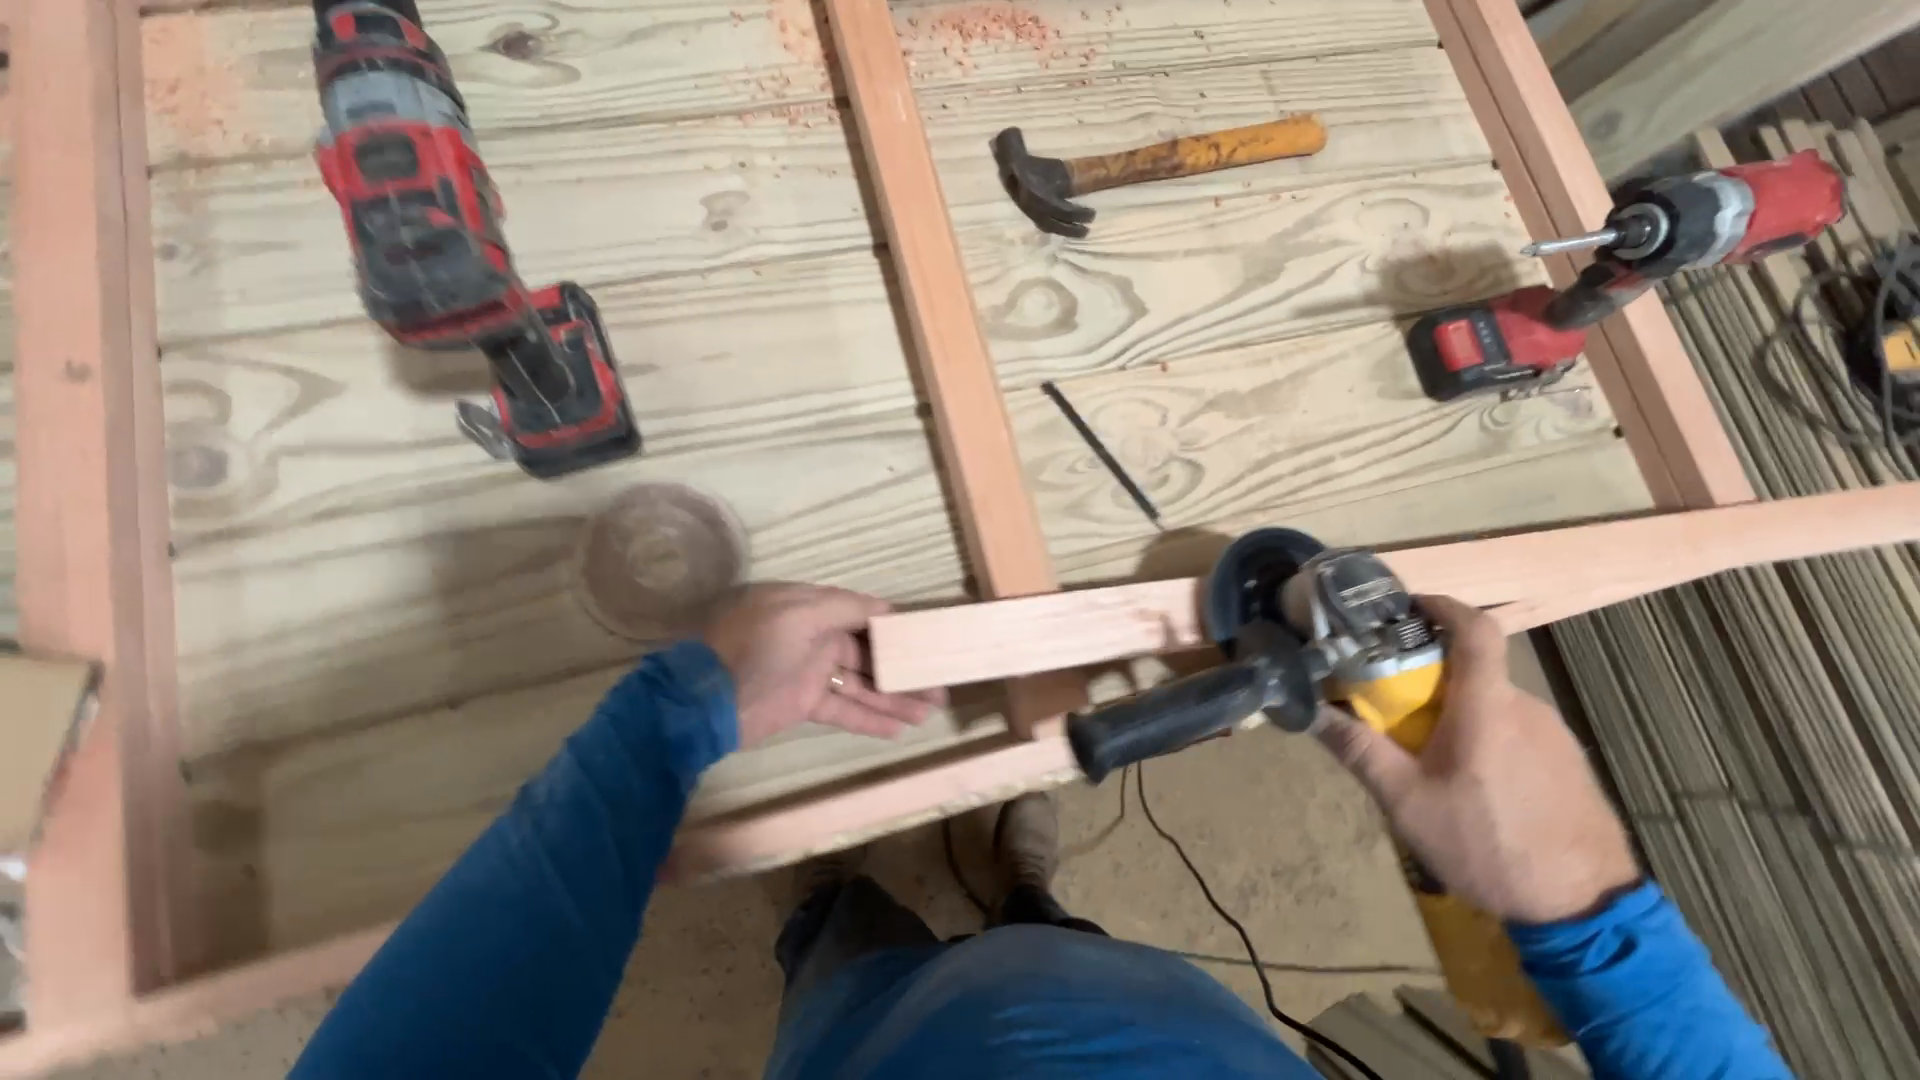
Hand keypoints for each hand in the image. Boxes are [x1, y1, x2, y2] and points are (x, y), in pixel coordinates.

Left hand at [703, 584, 944, 748]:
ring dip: (894, 697)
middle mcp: (814, 635)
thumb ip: (844, 607)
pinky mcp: (803, 703)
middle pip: (869, 652)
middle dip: (903, 669)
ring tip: (929, 711)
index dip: (896, 628)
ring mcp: (809, 671)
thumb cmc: (753, 648)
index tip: (927, 641)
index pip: (863, 614)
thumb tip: (886, 608)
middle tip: (939, 687)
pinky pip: (844, 709)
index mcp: (810, 607)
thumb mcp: (798, 614)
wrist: (702, 701)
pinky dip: (869, 719)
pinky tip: (899, 729)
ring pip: (861, 683)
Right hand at [1313, 595, 1639, 923]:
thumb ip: (1359, 751)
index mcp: (1488, 706)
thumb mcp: (1406, 802)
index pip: (1474, 628)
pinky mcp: (1567, 763)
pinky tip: (1466, 781)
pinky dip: (1481, 735)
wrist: (1584, 908)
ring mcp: (1553, 736)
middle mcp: (1526, 708)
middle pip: (1472, 670)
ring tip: (1421, 752)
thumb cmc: (1486, 844)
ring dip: (1453, 711)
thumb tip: (1310, 712)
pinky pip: (1514, 730)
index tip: (1404, 606)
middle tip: (1387, 703)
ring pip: (1491, 703)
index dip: (1441, 605)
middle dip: (1426, 676)